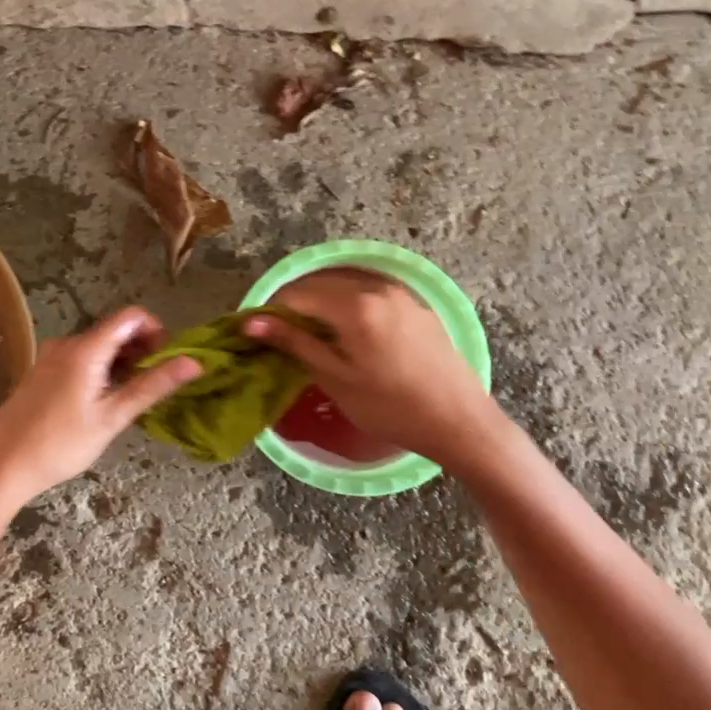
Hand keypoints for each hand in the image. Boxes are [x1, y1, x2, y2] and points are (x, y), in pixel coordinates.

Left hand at [0, 307, 199, 503]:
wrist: (3, 463)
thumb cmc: (62, 443)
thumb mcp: (113, 417)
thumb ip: (152, 385)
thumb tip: (194, 362)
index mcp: (86, 348)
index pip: (130, 316)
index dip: (156, 330)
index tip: (167, 359)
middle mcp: (67, 343)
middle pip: (114, 330)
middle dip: (140, 349)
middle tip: (153, 383)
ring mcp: (51, 356)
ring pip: (97, 346)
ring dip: (120, 362)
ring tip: (129, 396)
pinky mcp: (42, 371)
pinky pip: (80, 358)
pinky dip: (100, 370)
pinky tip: (102, 401)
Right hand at [243, 268, 500, 468]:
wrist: (460, 423)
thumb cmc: (390, 407)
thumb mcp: (335, 377)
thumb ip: (294, 343)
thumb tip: (250, 323)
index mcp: (355, 306)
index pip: (296, 295)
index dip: (271, 314)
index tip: (258, 336)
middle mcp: (378, 289)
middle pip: (321, 286)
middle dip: (295, 308)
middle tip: (281, 339)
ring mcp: (402, 296)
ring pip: (346, 290)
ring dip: (322, 308)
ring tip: (313, 340)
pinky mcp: (417, 308)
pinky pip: (370, 298)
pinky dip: (350, 310)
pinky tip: (349, 339)